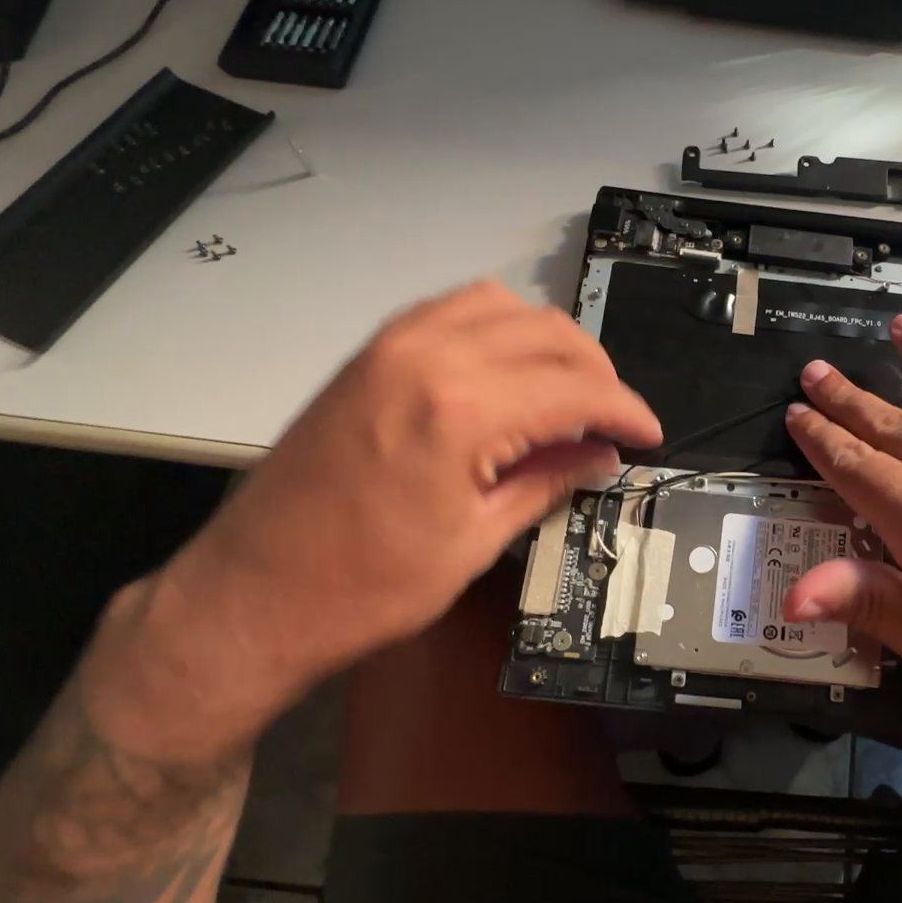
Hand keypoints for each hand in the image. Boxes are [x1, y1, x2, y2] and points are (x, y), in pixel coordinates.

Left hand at [117, 281, 660, 743]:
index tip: (649, 436)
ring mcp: (393, 345)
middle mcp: (429, 355)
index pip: (576, 388)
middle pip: (549, 334)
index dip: (626, 411)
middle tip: (613, 424)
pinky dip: (500, 329)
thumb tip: (602, 456)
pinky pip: (455, 310)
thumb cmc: (366, 588)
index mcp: (462, 409)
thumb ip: (549, 482)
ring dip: (551, 343)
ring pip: (506, 305)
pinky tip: (511, 374)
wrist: (252, 597)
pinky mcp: (372, 352)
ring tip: (568, 395)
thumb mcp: (477, 542)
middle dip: (598, 374)